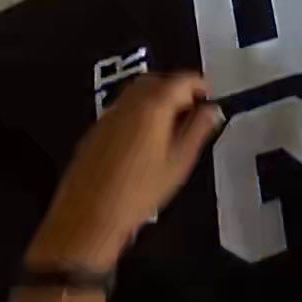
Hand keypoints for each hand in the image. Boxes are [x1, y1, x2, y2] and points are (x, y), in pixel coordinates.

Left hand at [27, 73, 221, 271]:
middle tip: (194, 103)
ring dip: (158, 96)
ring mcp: (107, 119)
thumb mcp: (180, 162)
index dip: (200, 84)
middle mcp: (127, 107)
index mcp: (152, 109)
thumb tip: (212, 111)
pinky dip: (140, 110)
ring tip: (173, 119)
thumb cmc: (137, 194)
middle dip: (178, 87)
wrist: (88, 221)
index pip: (181, 81)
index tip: (209, 93)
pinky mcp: (94, 133)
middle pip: (156, 80)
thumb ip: (199, 130)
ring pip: (136, 92)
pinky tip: (148, 134)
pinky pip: (122, 109)